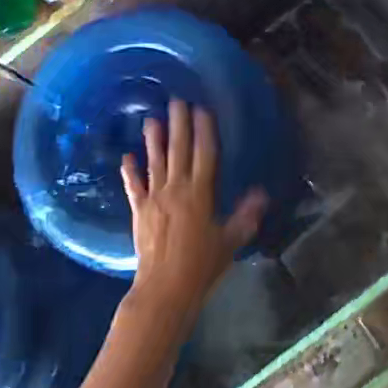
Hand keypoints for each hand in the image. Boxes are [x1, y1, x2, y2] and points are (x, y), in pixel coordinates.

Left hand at [121, 100, 266, 322]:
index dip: (204, 130)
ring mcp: (154, 198)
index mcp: (201, 193)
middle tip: (177, 100)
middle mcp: (176, 189)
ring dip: (154, 140)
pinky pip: (133, 186)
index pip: (205, 155)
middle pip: (179, 150)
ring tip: (151, 119)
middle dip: (179, 124)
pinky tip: (126, 156)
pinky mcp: (139, 210)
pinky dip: (129, 171)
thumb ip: (244, 216)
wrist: (165, 287)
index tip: (202, 109)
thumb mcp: (230, 241)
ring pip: (155, 161)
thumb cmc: (201, 265)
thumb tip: (261, 194)